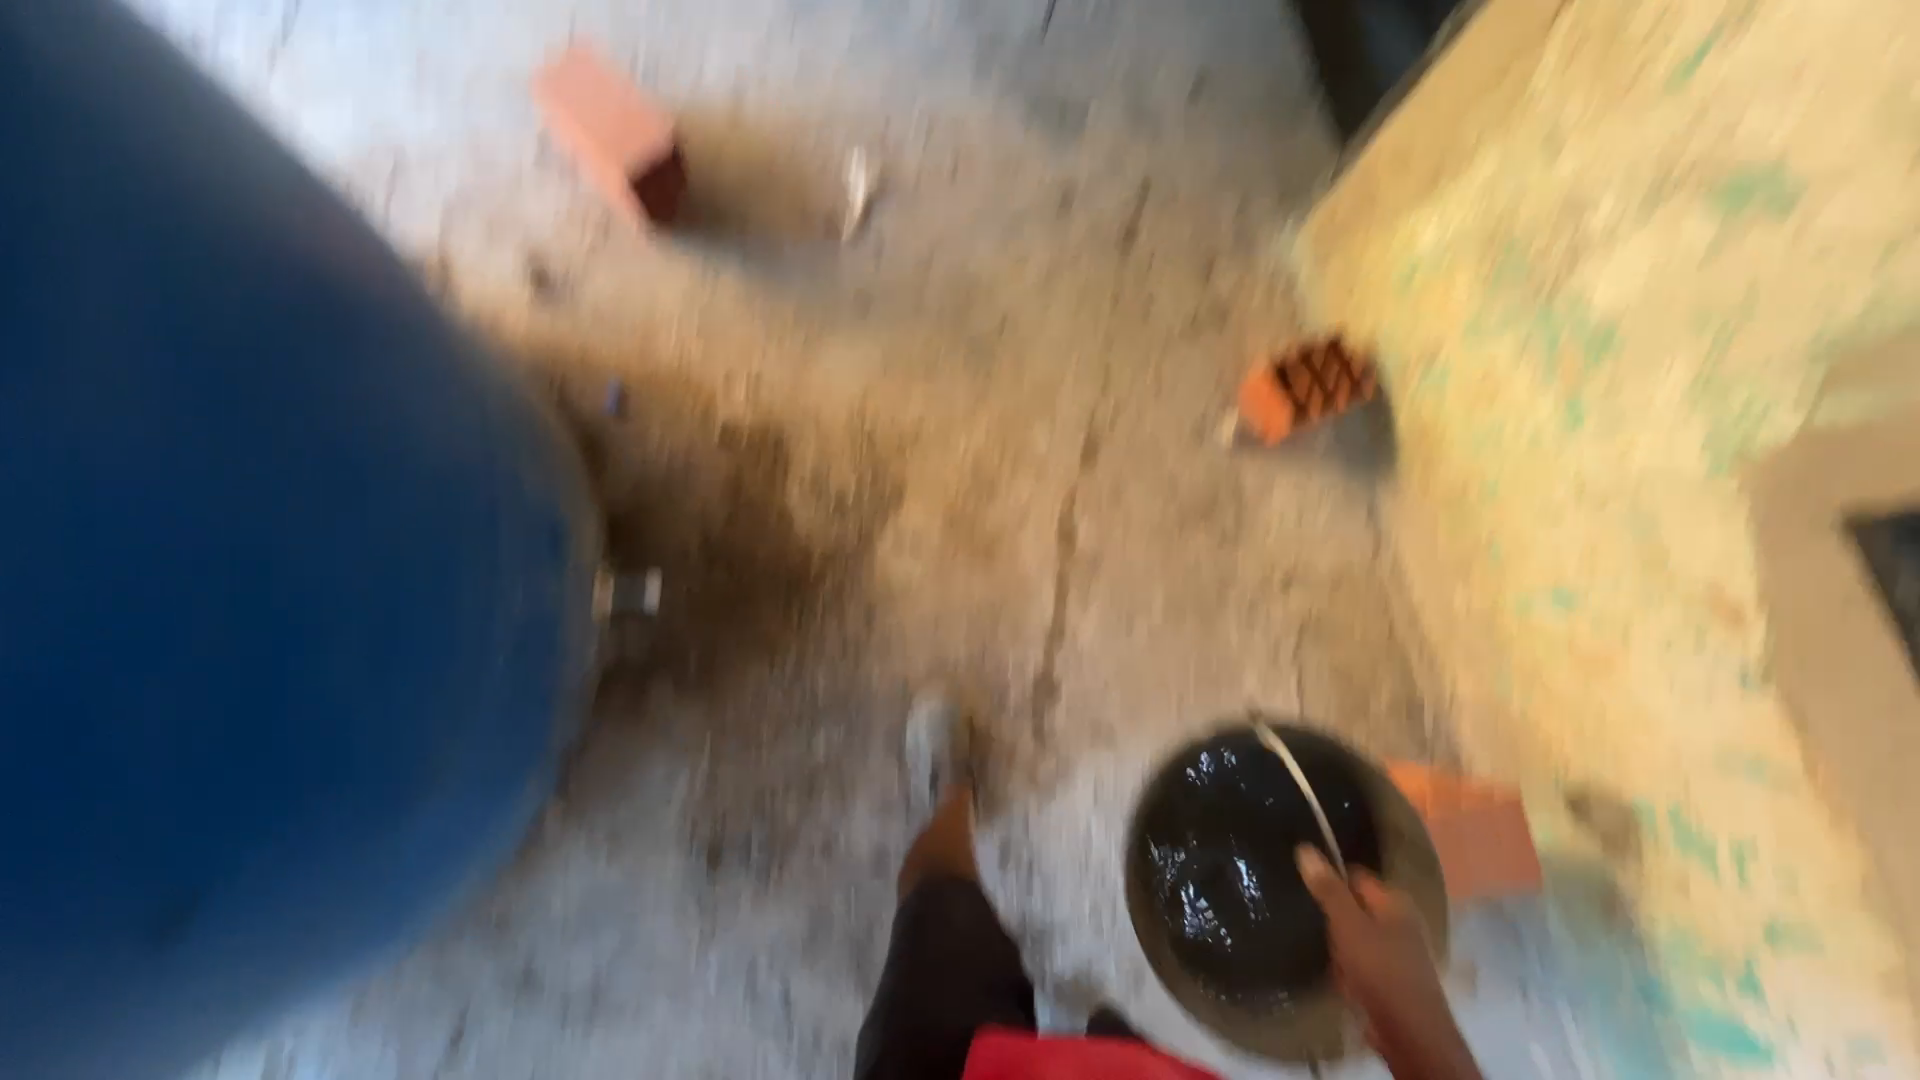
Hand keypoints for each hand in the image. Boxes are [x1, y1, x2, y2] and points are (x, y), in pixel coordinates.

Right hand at [1296, 846, 1481, 1079]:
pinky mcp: (1389, 980)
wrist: (1410, 1036)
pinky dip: (1345, 963)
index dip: (1329, 875)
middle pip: (1354, 905)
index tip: (1300, 879)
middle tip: (1302, 909)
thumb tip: (1305, 848)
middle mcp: (1400, 923)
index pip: (1355, 875)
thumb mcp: (1347, 924)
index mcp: (1394, 903)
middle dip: (1331, 910)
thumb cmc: (1380, 971)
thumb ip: (1328, 889)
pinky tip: (1330, 968)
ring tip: (1310, 938)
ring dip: (1336, 940)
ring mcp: (1396, 953)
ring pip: (1355, 934)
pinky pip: (1358, 960)